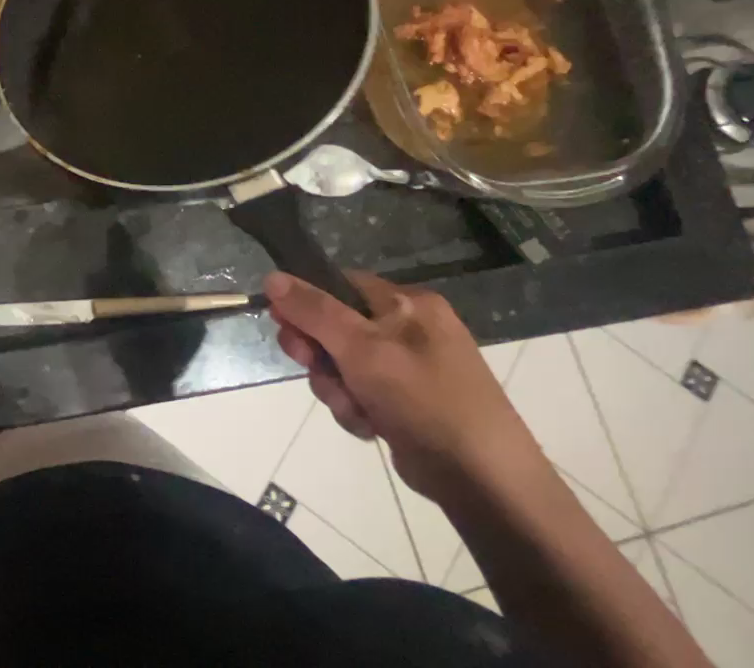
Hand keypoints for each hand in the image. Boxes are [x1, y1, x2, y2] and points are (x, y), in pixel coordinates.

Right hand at [265, 271, 547, 505]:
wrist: (482, 477)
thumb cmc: (424, 399)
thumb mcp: (362, 348)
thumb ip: (314, 311)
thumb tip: (272, 276)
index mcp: (409, 305)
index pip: (339, 285)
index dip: (305, 304)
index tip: (284, 325)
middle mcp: (409, 330)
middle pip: (334, 327)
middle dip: (318, 354)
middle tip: (314, 367)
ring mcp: (407, 369)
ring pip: (339, 365)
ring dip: (335, 388)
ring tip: (355, 408)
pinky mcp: (403, 402)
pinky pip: (357, 393)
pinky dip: (354, 409)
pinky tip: (370, 426)